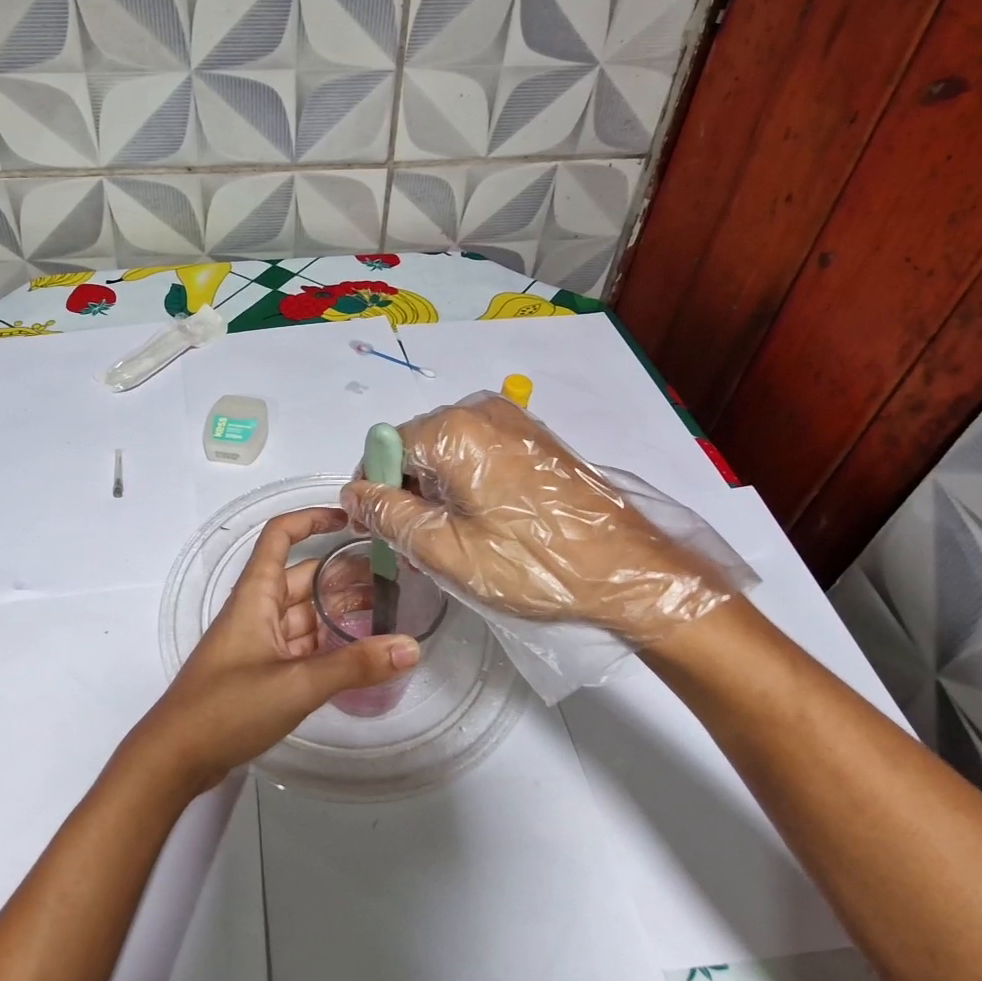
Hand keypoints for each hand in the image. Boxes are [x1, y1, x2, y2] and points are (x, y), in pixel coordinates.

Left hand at [123, 507, 419, 792]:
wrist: (175, 757)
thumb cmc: (226, 707)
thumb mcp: (296, 684)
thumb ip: (354, 665)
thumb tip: (411, 647)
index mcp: (255, 595)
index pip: (280, 536)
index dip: (312, 519)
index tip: (352, 520)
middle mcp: (256, 611)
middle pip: (301, 577)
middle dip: (342, 574)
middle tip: (392, 581)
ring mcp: (257, 644)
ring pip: (303, 614)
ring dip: (338, 611)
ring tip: (386, 614)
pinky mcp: (259, 674)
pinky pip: (300, 646)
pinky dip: (327, 644)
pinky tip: (358, 654)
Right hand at [339, 393, 734, 643]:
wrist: (629, 569)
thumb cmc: (533, 563)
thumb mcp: (446, 549)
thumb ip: (390, 515)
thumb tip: (352, 494)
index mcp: (454, 431)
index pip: (384, 448)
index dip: (373, 491)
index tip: (379, 533)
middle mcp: (481, 411)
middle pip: (416, 447)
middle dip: (405, 494)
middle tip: (417, 549)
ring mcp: (513, 421)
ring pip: (447, 453)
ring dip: (436, 495)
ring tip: (451, 546)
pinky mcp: (534, 439)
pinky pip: (479, 454)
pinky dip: (466, 486)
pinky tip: (481, 526)